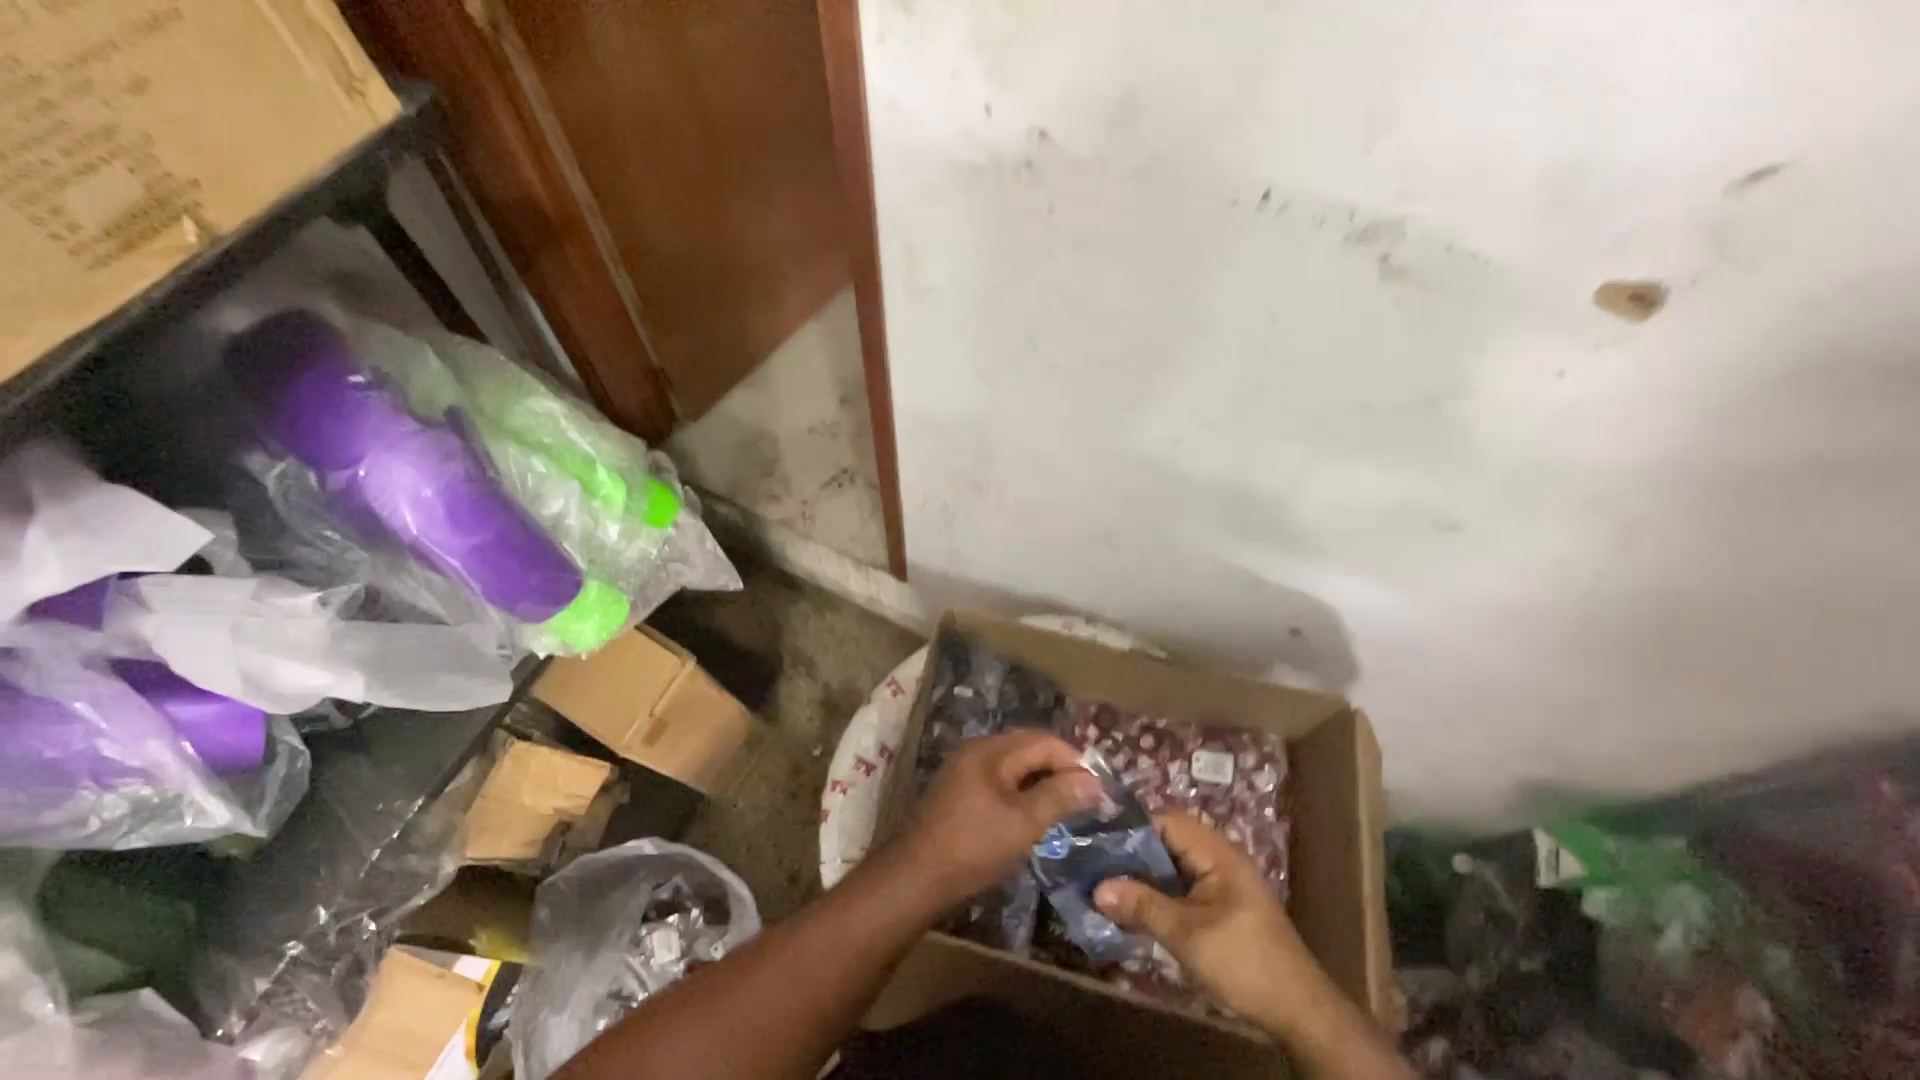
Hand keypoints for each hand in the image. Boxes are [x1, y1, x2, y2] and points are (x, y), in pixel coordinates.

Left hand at [897, 731, 1103, 910]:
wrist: (915, 879)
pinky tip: (1033, 817)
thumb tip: (1093, 780)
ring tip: (1066, 808)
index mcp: (991, 751)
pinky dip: (1021, 793)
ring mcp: (964, 772)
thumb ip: (1059, 796)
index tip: (1099, 790)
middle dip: (1059, 768)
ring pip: (1014, 767)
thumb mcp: (1023, 823)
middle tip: (1086, 797)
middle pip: (1028, 748)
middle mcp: (976, 752)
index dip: (1075, 760)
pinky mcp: (958, 793)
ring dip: (1041, 782)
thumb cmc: (973, 847)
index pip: (1044, 740)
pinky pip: (999, 782)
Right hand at [1094, 813, 1321, 1025]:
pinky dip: (1157, 894)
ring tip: (1103, 887)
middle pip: (1168, 841)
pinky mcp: (1221, 907)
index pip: (1167, 820)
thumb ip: (1142, 906)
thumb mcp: (1187, 935)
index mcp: (1219, 853)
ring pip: (1173, 866)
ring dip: (1142, 876)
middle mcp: (1221, 859)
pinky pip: (1181, 888)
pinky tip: (1131, 911)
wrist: (1298, 1010)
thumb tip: (1097, 888)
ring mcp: (1222, 883)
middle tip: (1091, 866)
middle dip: (1131, 853)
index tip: (1094, 842)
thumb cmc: (1244, 962)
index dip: (1130, 828)